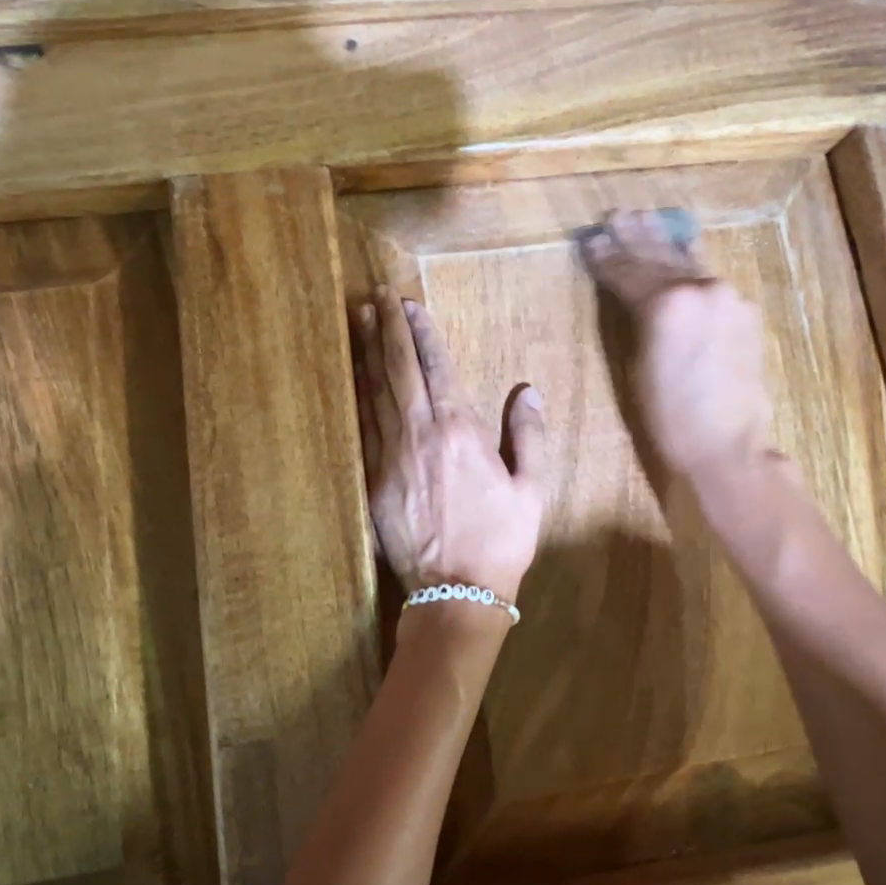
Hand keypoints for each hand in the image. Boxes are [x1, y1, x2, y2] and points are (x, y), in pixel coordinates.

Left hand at [354, 288, 547, 603]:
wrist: (455, 590)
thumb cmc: (500, 540)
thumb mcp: (531, 489)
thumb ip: (529, 436)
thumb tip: (529, 391)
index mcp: (459, 431)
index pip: (437, 367)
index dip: (422, 332)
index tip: (410, 304)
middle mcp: (419, 434)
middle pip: (398, 369)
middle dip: (388, 328)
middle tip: (377, 295)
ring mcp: (389, 456)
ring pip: (374, 392)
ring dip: (368, 352)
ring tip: (361, 319)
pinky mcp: (372, 480)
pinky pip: (363, 426)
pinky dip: (358, 395)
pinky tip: (354, 376)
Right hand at [580, 210, 775, 479]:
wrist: (727, 445)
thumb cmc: (668, 418)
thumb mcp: (635, 367)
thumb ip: (633, 320)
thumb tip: (626, 293)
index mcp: (666, 303)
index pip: (627, 271)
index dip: (606, 257)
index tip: (591, 240)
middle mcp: (700, 288)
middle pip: (659, 257)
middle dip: (634, 237)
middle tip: (615, 216)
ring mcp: (727, 297)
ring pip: (688, 263)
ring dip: (663, 243)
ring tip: (644, 221)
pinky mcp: (744, 312)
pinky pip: (709, 281)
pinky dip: (689, 266)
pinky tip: (680, 253)